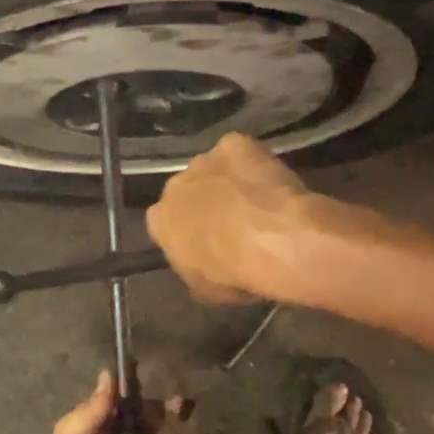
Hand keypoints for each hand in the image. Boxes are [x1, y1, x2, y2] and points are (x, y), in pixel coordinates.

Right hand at [147, 133, 380, 305]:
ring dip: (228, 181)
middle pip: (186, 191)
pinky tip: (269, 181)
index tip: (206, 242)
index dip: (186, 230)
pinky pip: (240, 151)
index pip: (164, 222)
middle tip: (233, 222)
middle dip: (204, 202)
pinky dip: (251, 162)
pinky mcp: (234, 143)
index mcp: (159, 220)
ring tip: (257, 201)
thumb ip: (194, 271)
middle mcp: (174, 184)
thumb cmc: (235, 273)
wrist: (274, 240)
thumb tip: (202, 268)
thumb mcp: (206, 290)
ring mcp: (204, 160)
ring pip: (213, 169)